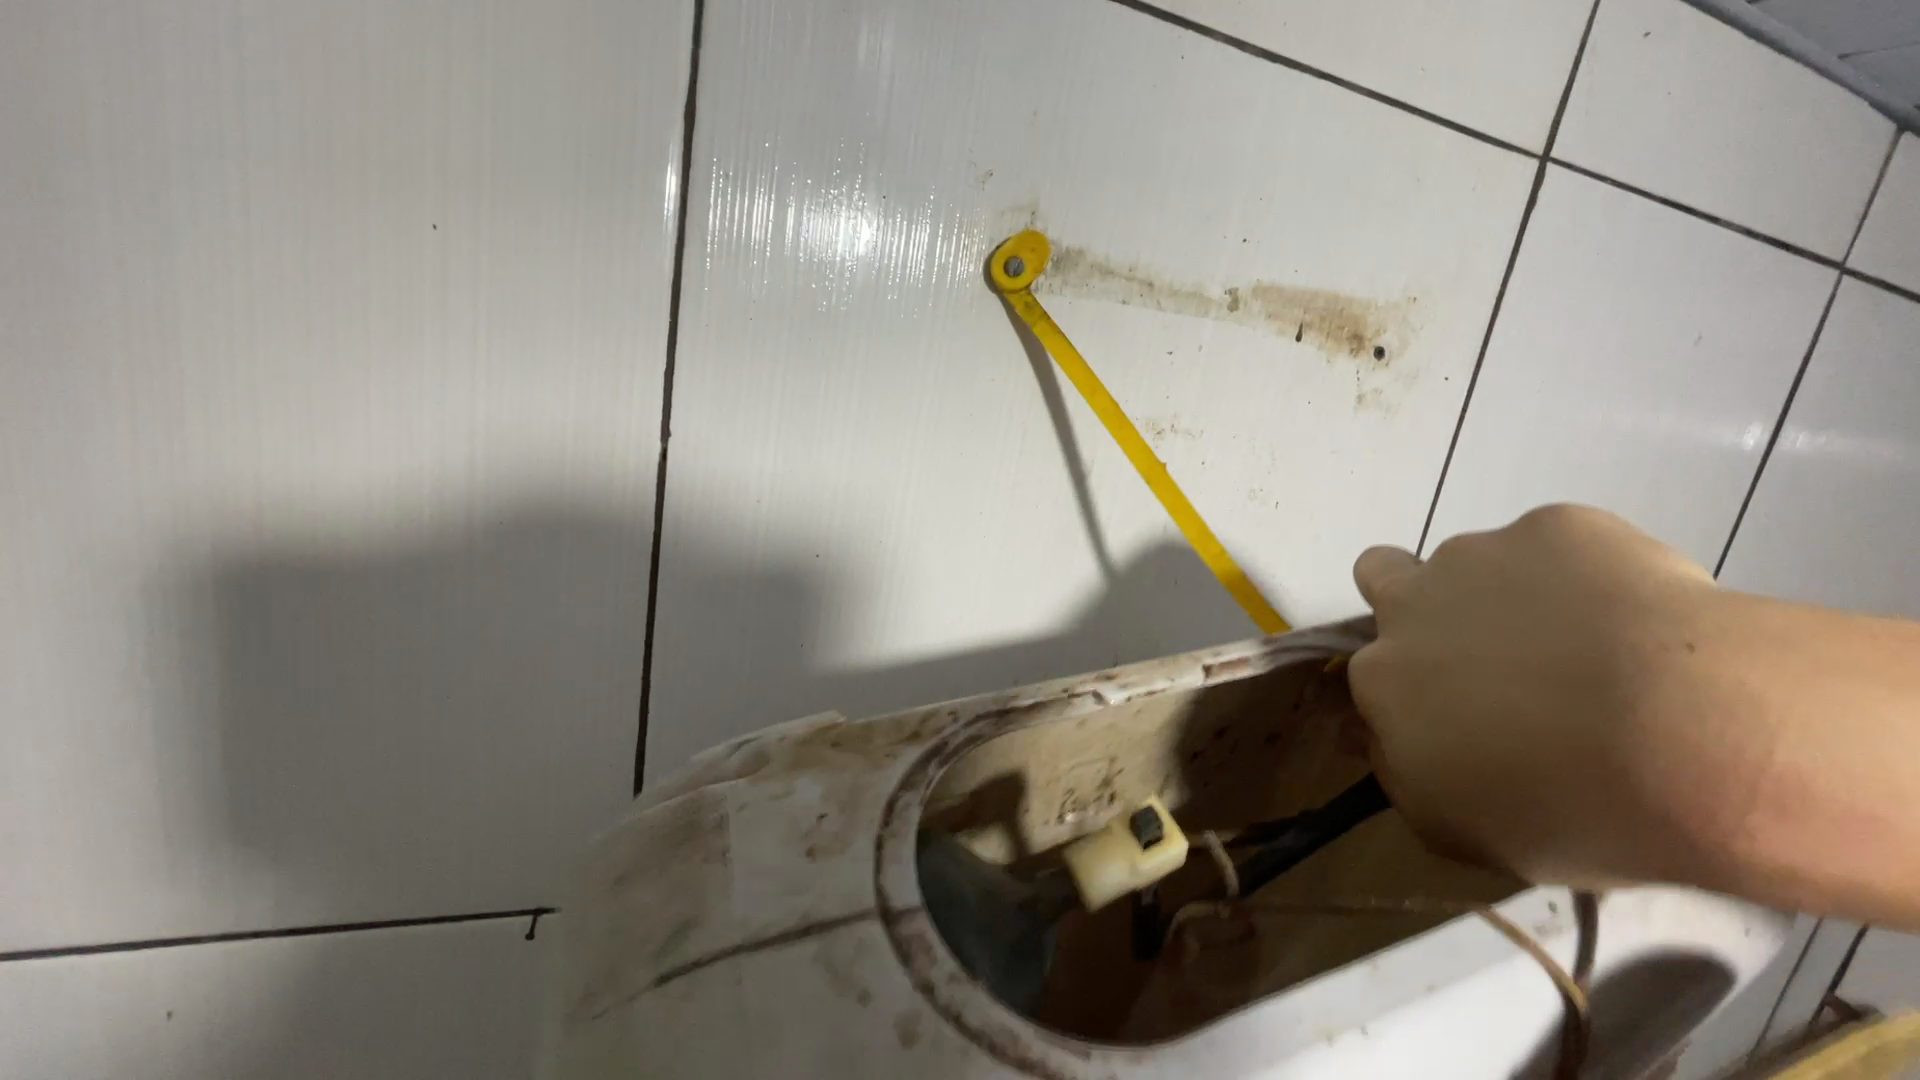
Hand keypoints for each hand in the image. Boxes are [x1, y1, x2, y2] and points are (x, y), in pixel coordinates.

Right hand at [1346, 505, 1734, 888]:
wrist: (1693, 738)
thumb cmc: (1564, 805)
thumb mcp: (1456, 826)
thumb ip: (1403, 771)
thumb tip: (1386, 737)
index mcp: (1382, 675)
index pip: (1373, 669)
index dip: (1414, 688)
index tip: (1461, 714)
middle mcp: (1411, 603)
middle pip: (1381, 573)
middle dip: (1417, 599)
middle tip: (1490, 648)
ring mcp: (1483, 555)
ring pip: (1478, 559)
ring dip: (1510, 592)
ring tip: (1593, 644)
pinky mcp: (1559, 525)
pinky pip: (1561, 543)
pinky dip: (1587, 575)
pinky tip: (1639, 621)